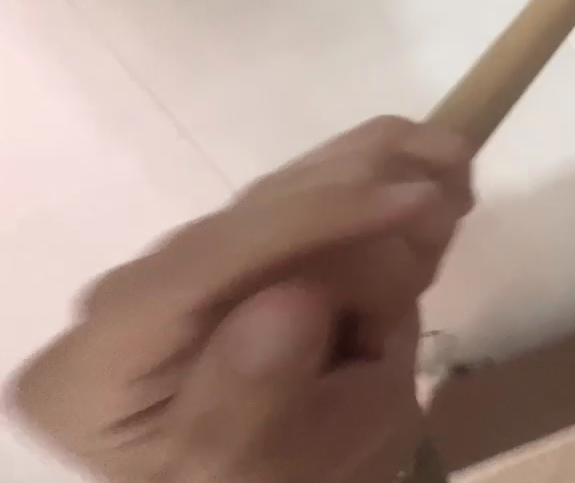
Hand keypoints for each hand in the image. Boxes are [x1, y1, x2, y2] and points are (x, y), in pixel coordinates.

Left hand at [8, 118, 474, 482]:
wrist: (319, 459)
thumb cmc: (291, 475)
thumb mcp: (270, 467)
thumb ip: (251, 402)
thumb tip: (287, 303)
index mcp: (105, 362)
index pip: (207, 255)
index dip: (323, 214)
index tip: (424, 202)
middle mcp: (145, 284)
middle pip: (283, 199)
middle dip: (381, 224)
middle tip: (427, 280)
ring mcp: (215, 242)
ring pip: (333, 163)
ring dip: (409, 199)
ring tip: (429, 262)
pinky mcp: (272, 216)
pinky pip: (359, 154)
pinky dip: (418, 167)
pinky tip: (439, 209)